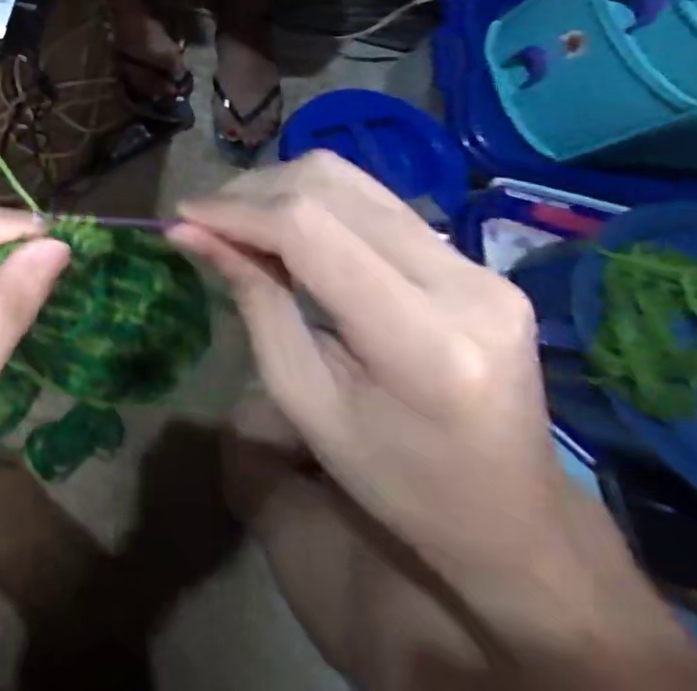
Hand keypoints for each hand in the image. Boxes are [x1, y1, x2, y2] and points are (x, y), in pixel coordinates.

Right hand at [169, 153, 570, 579]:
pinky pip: (381, 206)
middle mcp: (464, 284)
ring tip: (238, 218)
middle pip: (334, 188)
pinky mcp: (479, 259)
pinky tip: (288, 229)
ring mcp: (481, 264)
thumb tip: (195, 233)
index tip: (184, 215)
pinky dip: (321, 205)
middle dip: (254, 191)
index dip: (238, 210)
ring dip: (285, 188)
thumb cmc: (396, 482)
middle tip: (205, 219)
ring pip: (358, 183)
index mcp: (423, 343)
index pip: (312, 231)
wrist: (512, 513)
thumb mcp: (307, 401)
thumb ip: (256, 303)